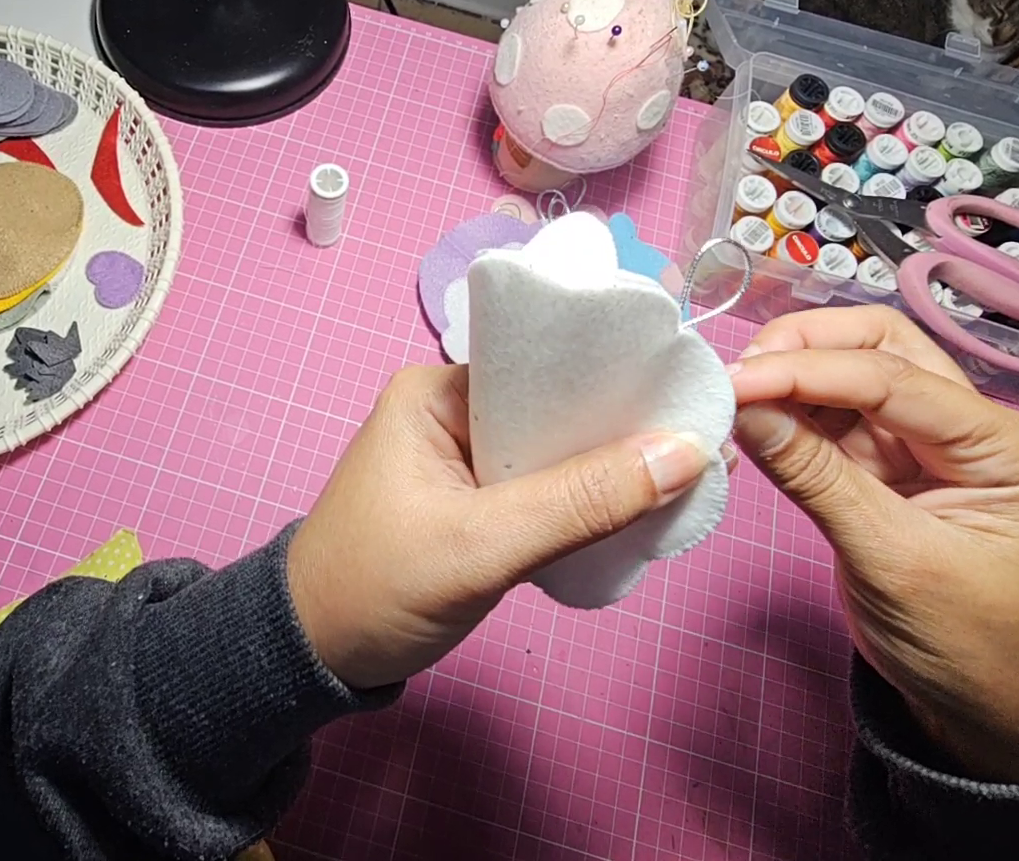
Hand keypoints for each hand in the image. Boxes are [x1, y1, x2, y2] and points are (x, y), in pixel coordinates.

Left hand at [287, 365, 708, 689]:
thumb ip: (579, 502)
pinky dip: (582, 497)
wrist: (318, 652)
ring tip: (684, 470)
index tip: (683, 396)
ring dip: (605, 466)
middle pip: (551, 407)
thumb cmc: (376, 586)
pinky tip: (633, 508)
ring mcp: (463, 456)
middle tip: (700, 440)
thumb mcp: (479, 545)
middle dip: (617, 427)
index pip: (539, 366)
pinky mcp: (474, 497)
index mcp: (436, 392)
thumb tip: (684, 451)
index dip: (611, 379)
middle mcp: (451, 410)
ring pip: (552, 449)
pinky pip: (542, 484)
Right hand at [729, 306, 1018, 783]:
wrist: (993, 714)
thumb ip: (814, 476)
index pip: (892, 379)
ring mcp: (921, 442)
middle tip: (739, 372)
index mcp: (1005, 445)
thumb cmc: (973, 646)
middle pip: (882, 345)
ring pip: (851, 370)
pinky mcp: (880, 463)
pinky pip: (827, 417)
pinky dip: (785, 409)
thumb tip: (742, 407)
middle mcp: (968, 426)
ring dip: (791, 372)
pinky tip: (751, 417)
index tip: (731, 381)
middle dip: (806, 345)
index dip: (805, 373)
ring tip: (736, 393)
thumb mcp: (892, 561)